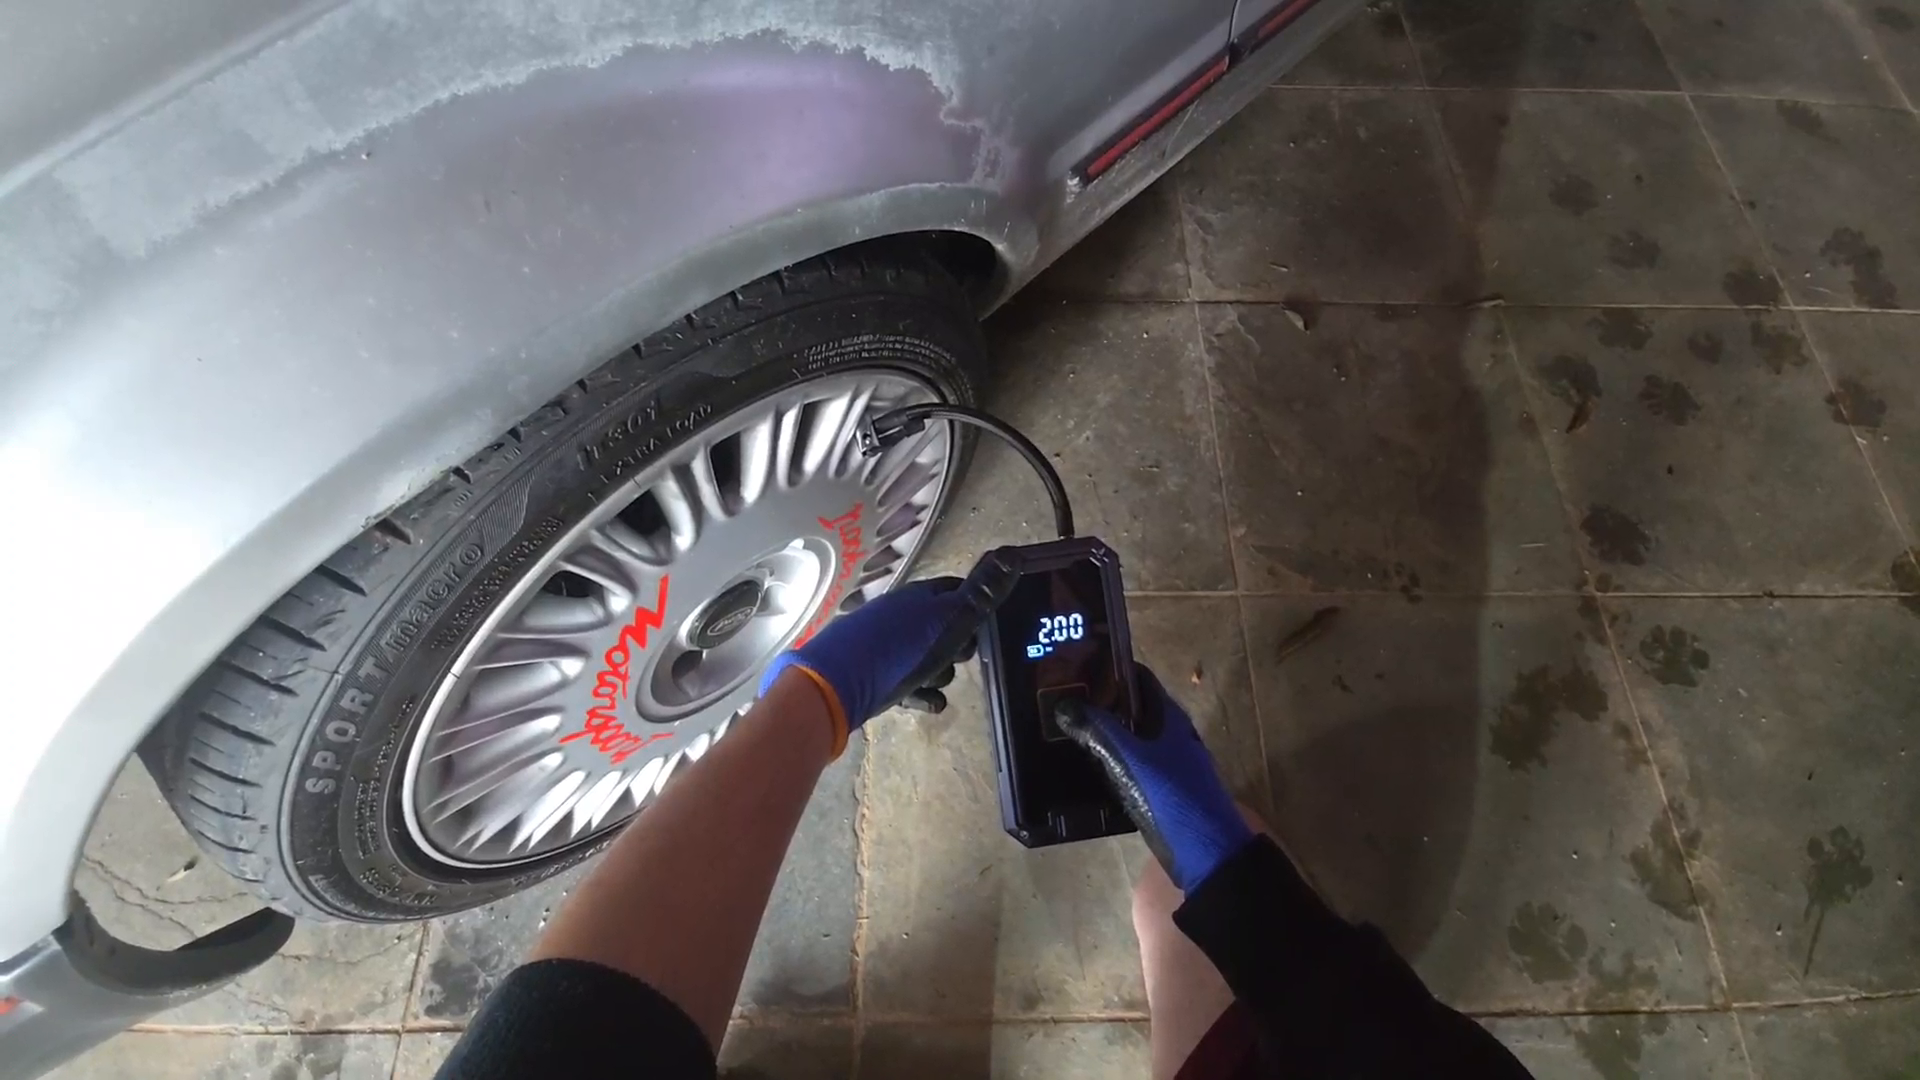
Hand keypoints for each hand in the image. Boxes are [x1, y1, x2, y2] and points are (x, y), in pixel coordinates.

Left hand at [759, 577, 978, 755]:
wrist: (836, 684)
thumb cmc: (899, 649)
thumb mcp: (950, 621)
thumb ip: (982, 593)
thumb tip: (1014, 553)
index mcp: (919, 596)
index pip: (956, 590)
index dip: (976, 608)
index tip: (987, 628)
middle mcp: (899, 613)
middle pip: (941, 625)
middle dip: (957, 645)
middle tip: (959, 659)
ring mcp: (881, 643)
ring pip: (924, 655)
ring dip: (938, 671)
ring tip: (938, 684)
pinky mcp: (869, 672)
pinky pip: (905, 680)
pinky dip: (921, 691)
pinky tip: (928, 703)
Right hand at [1057, 665, 1253, 891]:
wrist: (1208, 857)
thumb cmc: (1173, 798)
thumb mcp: (1130, 760)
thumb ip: (1097, 730)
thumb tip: (1063, 704)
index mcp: (1169, 717)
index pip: (1137, 678)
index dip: (1109, 669)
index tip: (1075, 666)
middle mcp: (1171, 733)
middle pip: (1132, 706)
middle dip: (1100, 701)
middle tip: (1062, 700)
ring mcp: (1170, 762)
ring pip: (1131, 736)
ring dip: (1104, 731)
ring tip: (1067, 729)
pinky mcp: (1164, 789)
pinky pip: (1132, 762)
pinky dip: (1111, 757)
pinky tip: (1089, 765)